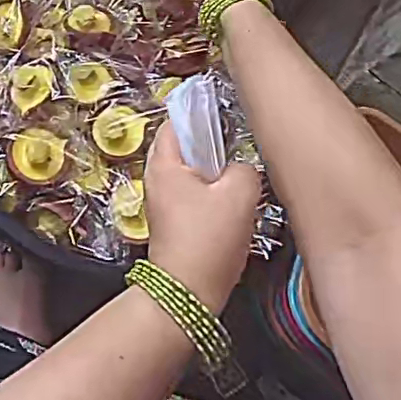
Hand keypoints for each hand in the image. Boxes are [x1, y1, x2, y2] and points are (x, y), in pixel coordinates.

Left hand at [140, 123, 260, 309]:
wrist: (187, 291)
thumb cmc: (209, 238)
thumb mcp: (239, 195)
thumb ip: (244, 169)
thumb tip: (240, 167)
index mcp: (164, 163)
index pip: (175, 121)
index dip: (197, 111)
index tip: (221, 108)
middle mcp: (156, 176)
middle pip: (182, 145)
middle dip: (207, 141)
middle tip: (234, 141)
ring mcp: (161, 199)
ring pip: (188, 170)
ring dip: (210, 168)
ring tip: (236, 171)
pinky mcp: (171, 218)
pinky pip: (190, 191)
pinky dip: (207, 188)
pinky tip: (229, 199)